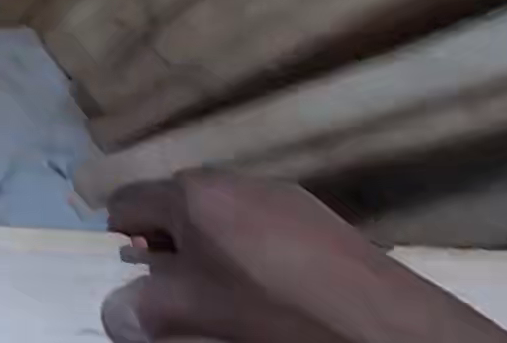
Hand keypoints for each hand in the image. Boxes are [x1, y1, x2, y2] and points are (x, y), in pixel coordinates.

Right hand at [102, 170, 506, 342]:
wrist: (395, 329)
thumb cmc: (280, 316)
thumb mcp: (203, 317)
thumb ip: (147, 310)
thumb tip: (111, 313)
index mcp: (187, 195)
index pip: (126, 202)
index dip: (122, 238)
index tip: (140, 277)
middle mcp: (220, 177)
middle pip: (170, 203)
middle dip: (167, 244)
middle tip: (187, 291)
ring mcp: (268, 188)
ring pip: (213, 210)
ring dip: (207, 244)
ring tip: (234, 292)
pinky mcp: (307, 207)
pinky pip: (254, 216)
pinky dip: (247, 244)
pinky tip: (279, 286)